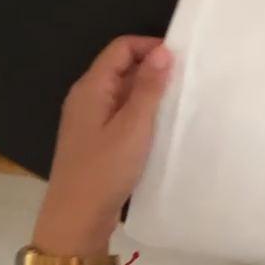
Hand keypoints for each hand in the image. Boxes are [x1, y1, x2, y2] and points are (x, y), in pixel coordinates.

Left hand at [32, 36, 173, 253]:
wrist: (77, 217)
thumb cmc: (104, 169)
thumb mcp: (133, 126)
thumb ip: (149, 87)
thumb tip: (163, 51)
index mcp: (91, 87)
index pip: (121, 48)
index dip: (150, 46)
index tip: (182, 59)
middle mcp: (87, 97)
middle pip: (121, 67)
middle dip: (153, 68)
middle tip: (187, 80)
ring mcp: (90, 118)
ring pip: (124, 90)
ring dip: (150, 91)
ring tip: (179, 101)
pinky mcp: (97, 138)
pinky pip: (122, 112)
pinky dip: (142, 111)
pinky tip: (161, 124)